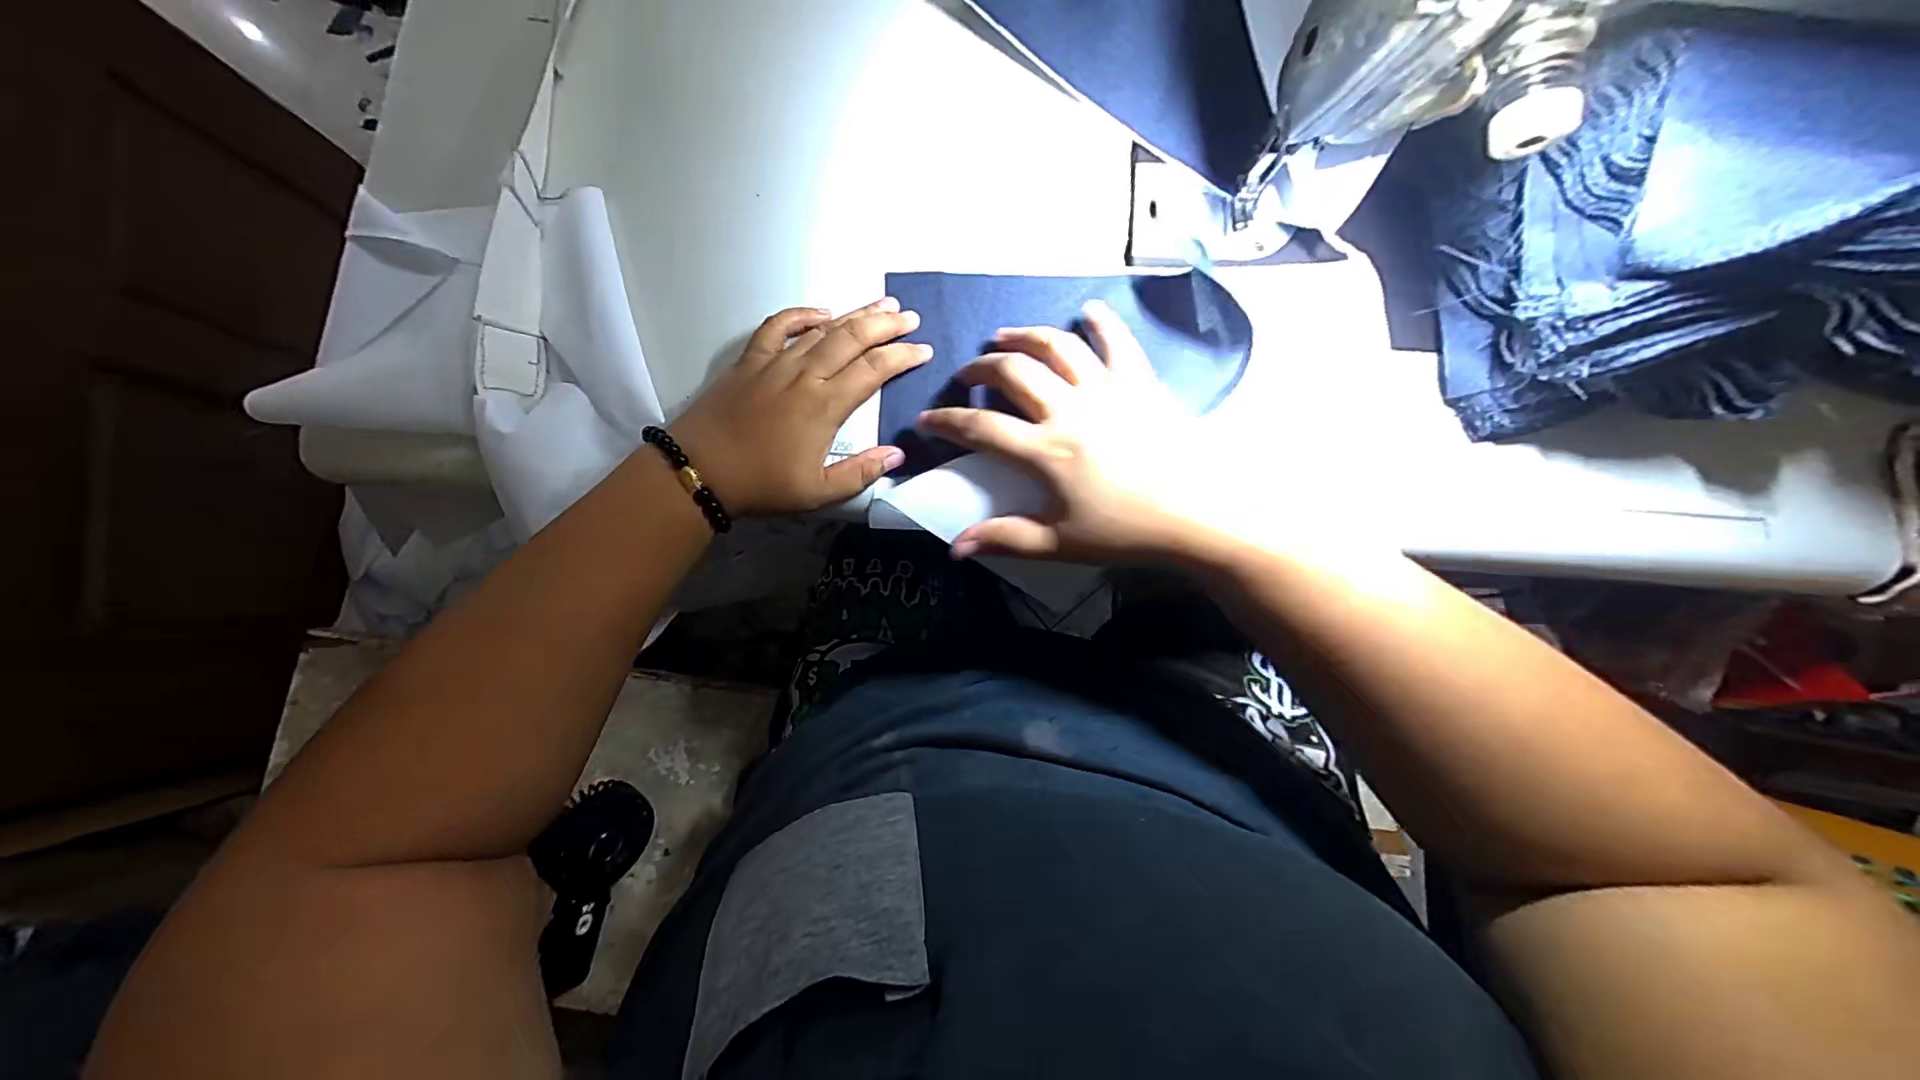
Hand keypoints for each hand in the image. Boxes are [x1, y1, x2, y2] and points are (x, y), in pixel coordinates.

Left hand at [670, 298, 929, 516]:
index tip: (923, 350)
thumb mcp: (818, 492)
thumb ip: (860, 472)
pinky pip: (778, 327)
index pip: (873, 370)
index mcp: (825, 405)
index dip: (902, 357)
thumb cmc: (761, 485)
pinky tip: (821, 312)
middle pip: (852, 338)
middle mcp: (804, 375)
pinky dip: (801, 315)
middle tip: (910, 317)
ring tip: (881, 304)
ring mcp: (775, 363)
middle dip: (885, 325)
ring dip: (855, 314)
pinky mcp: (750, 361)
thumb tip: (897, 454)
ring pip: (822, 329)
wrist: (698, 470)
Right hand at [916, 300, 1235, 564]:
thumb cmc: (1126, 532)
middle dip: (979, 368)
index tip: (928, 420)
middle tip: (967, 376)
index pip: (981, 426)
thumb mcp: (1060, 543)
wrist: (1197, 515)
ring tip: (1004, 338)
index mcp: (1045, 450)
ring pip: (1056, 346)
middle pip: (1012, 371)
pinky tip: (1088, 311)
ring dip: (1024, 336)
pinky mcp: (1139, 383)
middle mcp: (1069, 409)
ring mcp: (1106, 390)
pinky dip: (1101, 322)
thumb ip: (1006, 538)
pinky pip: (1116, 343)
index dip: (948, 421)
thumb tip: (955, 546)